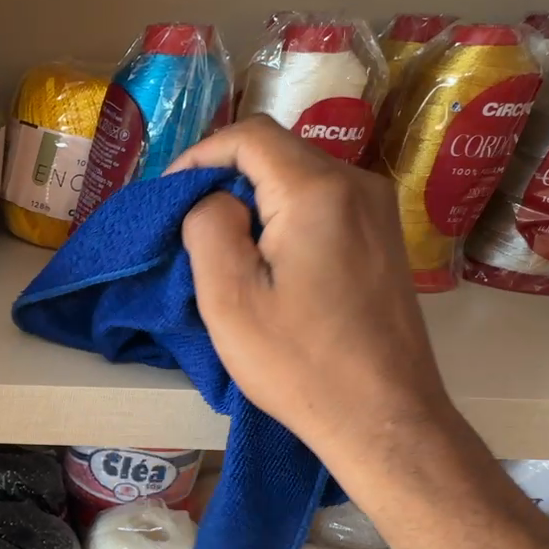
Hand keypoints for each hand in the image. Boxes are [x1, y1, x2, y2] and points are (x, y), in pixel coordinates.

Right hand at [167, 117, 457, 465]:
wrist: (380, 413)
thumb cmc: (296, 359)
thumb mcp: (228, 298)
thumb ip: (208, 230)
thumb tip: (211, 202)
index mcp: (317, 191)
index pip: (250, 135)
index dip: (199, 154)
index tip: (167, 195)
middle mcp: (358, 185)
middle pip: (277, 153)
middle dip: (222, 179)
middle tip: (184, 228)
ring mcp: (377, 211)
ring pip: (298, 180)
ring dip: (250, 202)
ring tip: (217, 250)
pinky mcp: (381, 240)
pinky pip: (320, 206)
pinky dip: (280, 220)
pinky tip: (262, 264)